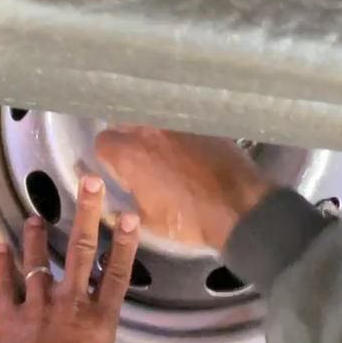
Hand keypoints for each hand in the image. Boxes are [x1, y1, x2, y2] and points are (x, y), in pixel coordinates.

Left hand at [0, 173, 140, 342]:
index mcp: (99, 323)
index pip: (117, 275)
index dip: (124, 243)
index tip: (129, 215)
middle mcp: (71, 304)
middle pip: (80, 250)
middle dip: (86, 214)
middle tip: (88, 182)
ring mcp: (37, 305)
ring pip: (38, 260)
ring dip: (37, 235)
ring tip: (36, 213)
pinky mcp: (7, 315)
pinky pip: (3, 284)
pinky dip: (0, 264)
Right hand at [95, 126, 273, 250]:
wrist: (239, 207)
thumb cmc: (189, 219)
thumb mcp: (148, 222)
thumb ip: (122, 206)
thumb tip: (110, 200)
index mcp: (131, 154)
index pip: (102, 141)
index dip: (106, 156)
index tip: (115, 168)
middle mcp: (150, 130)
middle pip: (125, 124)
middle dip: (125, 139)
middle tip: (136, 160)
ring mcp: (177, 124)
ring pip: (152, 120)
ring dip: (150, 134)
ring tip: (161, 153)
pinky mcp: (201, 123)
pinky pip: (178, 123)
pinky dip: (176, 134)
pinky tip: (186, 150)